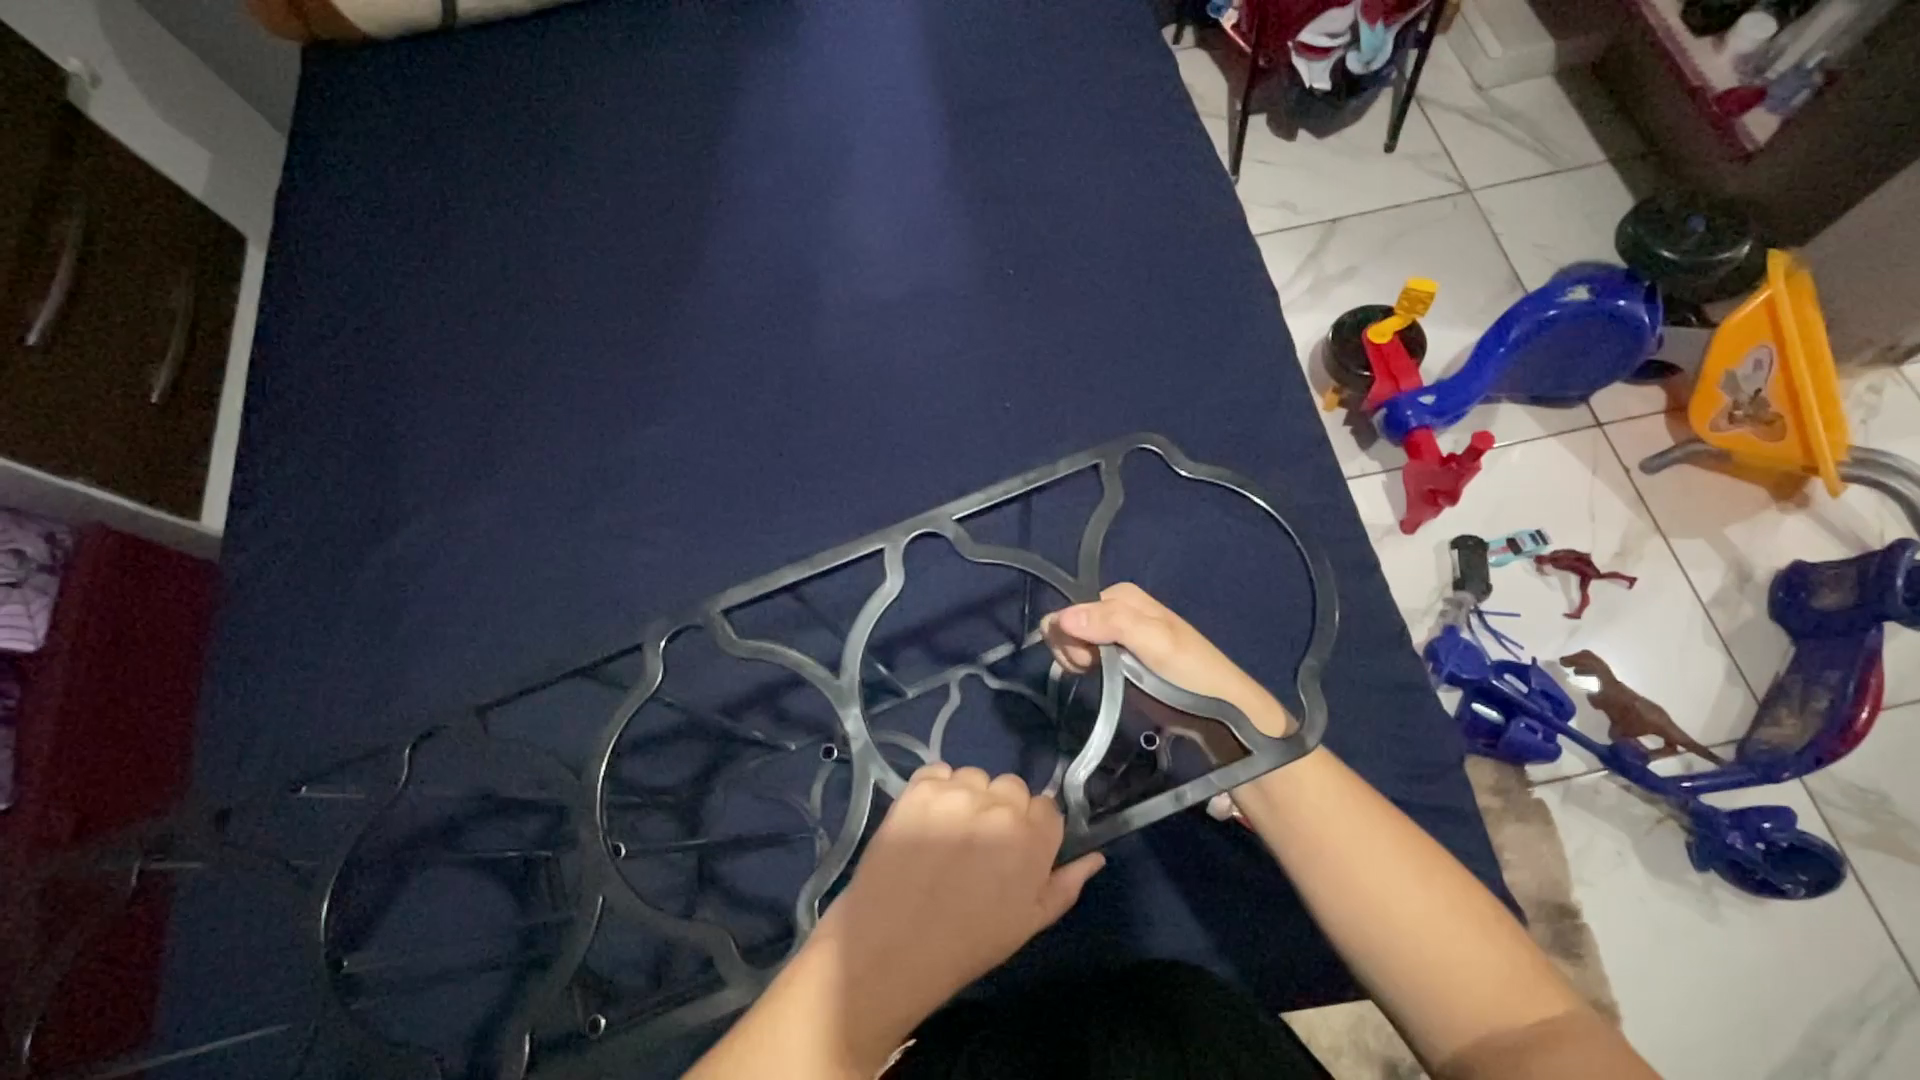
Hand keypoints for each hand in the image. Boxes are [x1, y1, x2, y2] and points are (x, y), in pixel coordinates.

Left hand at [800, 764, 1105, 1055]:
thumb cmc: (968, 942)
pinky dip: (936, 788)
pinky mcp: (917, 789)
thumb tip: (1096, 857)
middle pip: (1011, 788)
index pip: (1047, 807)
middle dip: (1001, 810)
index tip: (1013, 850)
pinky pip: (938, 772)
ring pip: (975, 778)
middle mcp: (998, 807)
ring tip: (948, 835)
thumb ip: (1066, 884)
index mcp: (1032, 839)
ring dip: (968, 797)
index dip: (1031, 827)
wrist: (892, 944)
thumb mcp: (1028, 923)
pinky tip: (926, 821)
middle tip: (978, 846)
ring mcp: (955, 794)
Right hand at [1040, 583, 1294, 737]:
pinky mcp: (1113, 658)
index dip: (1072, 636)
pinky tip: (1095, 676)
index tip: (1089, 660)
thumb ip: (1112, 625)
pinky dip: (1080, 665)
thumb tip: (1061, 618)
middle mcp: (1113, 609)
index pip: (1069, 609)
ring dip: (1074, 659)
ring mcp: (1113, 634)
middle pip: (1066, 623)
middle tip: (1094, 668)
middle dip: (1072, 648)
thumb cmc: (1190, 672)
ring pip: (1070, 640)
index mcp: (1121, 596)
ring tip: (1097, 674)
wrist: (1217, 709)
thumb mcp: (1156, 643)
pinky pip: (1080, 653)